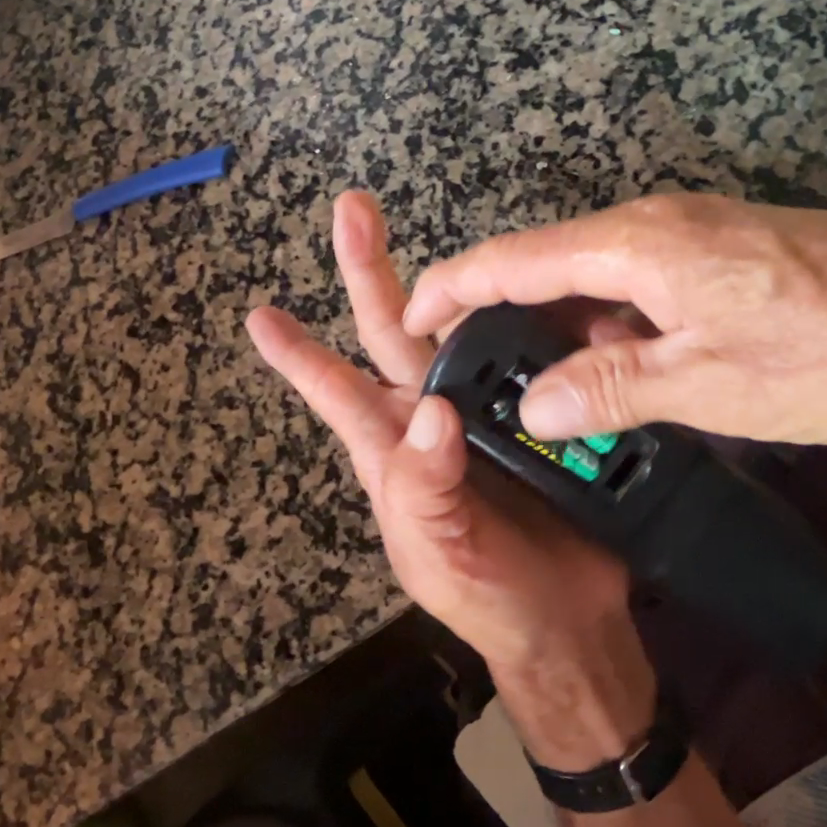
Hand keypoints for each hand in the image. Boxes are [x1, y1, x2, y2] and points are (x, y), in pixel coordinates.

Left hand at [245, 192, 631, 671]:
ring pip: (468, 333)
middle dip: (371, 270)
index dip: (297, 355)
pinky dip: (542, 324)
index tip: (259, 314)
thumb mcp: (437, 551)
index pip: (336, 392)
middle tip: (353, 205)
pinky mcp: (546, 413)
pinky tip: (558, 294)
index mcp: (393, 449)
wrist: (568, 621)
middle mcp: (433, 417)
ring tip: (482, 248)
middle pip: (396, 333)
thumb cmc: (486, 595)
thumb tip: (434, 411)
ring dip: (468, 286)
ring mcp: (490, 411)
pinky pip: (537, 359)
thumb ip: (424, 488)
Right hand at [400, 193, 826, 448]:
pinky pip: (636, 288)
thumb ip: (607, 389)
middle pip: (544, 264)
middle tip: (469, 377)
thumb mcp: (708, 385)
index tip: (408, 321)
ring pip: (591, 280)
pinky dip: (606, 330)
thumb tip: (531, 407)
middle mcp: (654, 226)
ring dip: (556, 331)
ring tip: (535, 392)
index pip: (512, 260)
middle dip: (497, 316)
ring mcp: (692, 238)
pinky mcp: (722, 259)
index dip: (450, 289)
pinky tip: (614, 378)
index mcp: (637, 245)